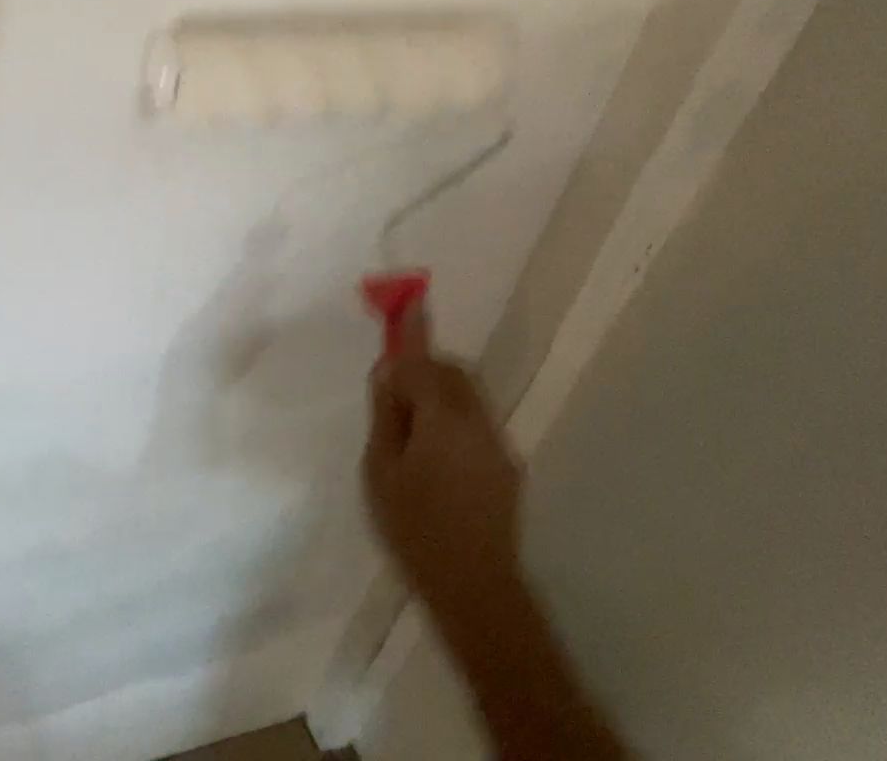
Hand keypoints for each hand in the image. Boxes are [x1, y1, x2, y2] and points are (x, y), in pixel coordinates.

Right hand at [361, 310, 523, 604]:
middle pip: (454, 373)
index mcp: (443, 419)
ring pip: (467, 397)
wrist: (474, 586)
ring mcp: (498, 445)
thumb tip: (388, 372)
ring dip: (439, 393)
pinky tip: (432, 458)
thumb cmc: (414, 526)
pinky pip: (475, 423)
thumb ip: (386, 414)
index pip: (427, 362)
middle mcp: (478, 422)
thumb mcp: (381, 469)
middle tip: (392, 393)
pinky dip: (451, 418)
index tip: (408, 300)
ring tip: (408, 431)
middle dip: (426, 367)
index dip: (414, 332)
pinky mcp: (506, 466)